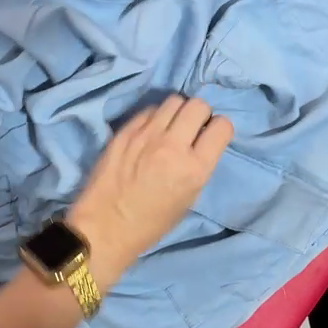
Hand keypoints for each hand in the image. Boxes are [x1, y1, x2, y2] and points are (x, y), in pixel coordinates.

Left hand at [69, 94, 233, 287]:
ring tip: (172, 126)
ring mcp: (147, 135)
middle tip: (193, 127)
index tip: (212, 135)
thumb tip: (202, 141)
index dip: (220, 129)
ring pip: (174, 100)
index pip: (222, 126)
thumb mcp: (189, 198)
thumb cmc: (152, 223)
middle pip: (198, 105)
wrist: (106, 227)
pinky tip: (151, 132)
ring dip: (178, 111)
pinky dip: (155, 117)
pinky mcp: (126, 131)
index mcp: (194, 169)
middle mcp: (173, 146)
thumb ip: (199, 165)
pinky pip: (150, 110)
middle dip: (201, 114)